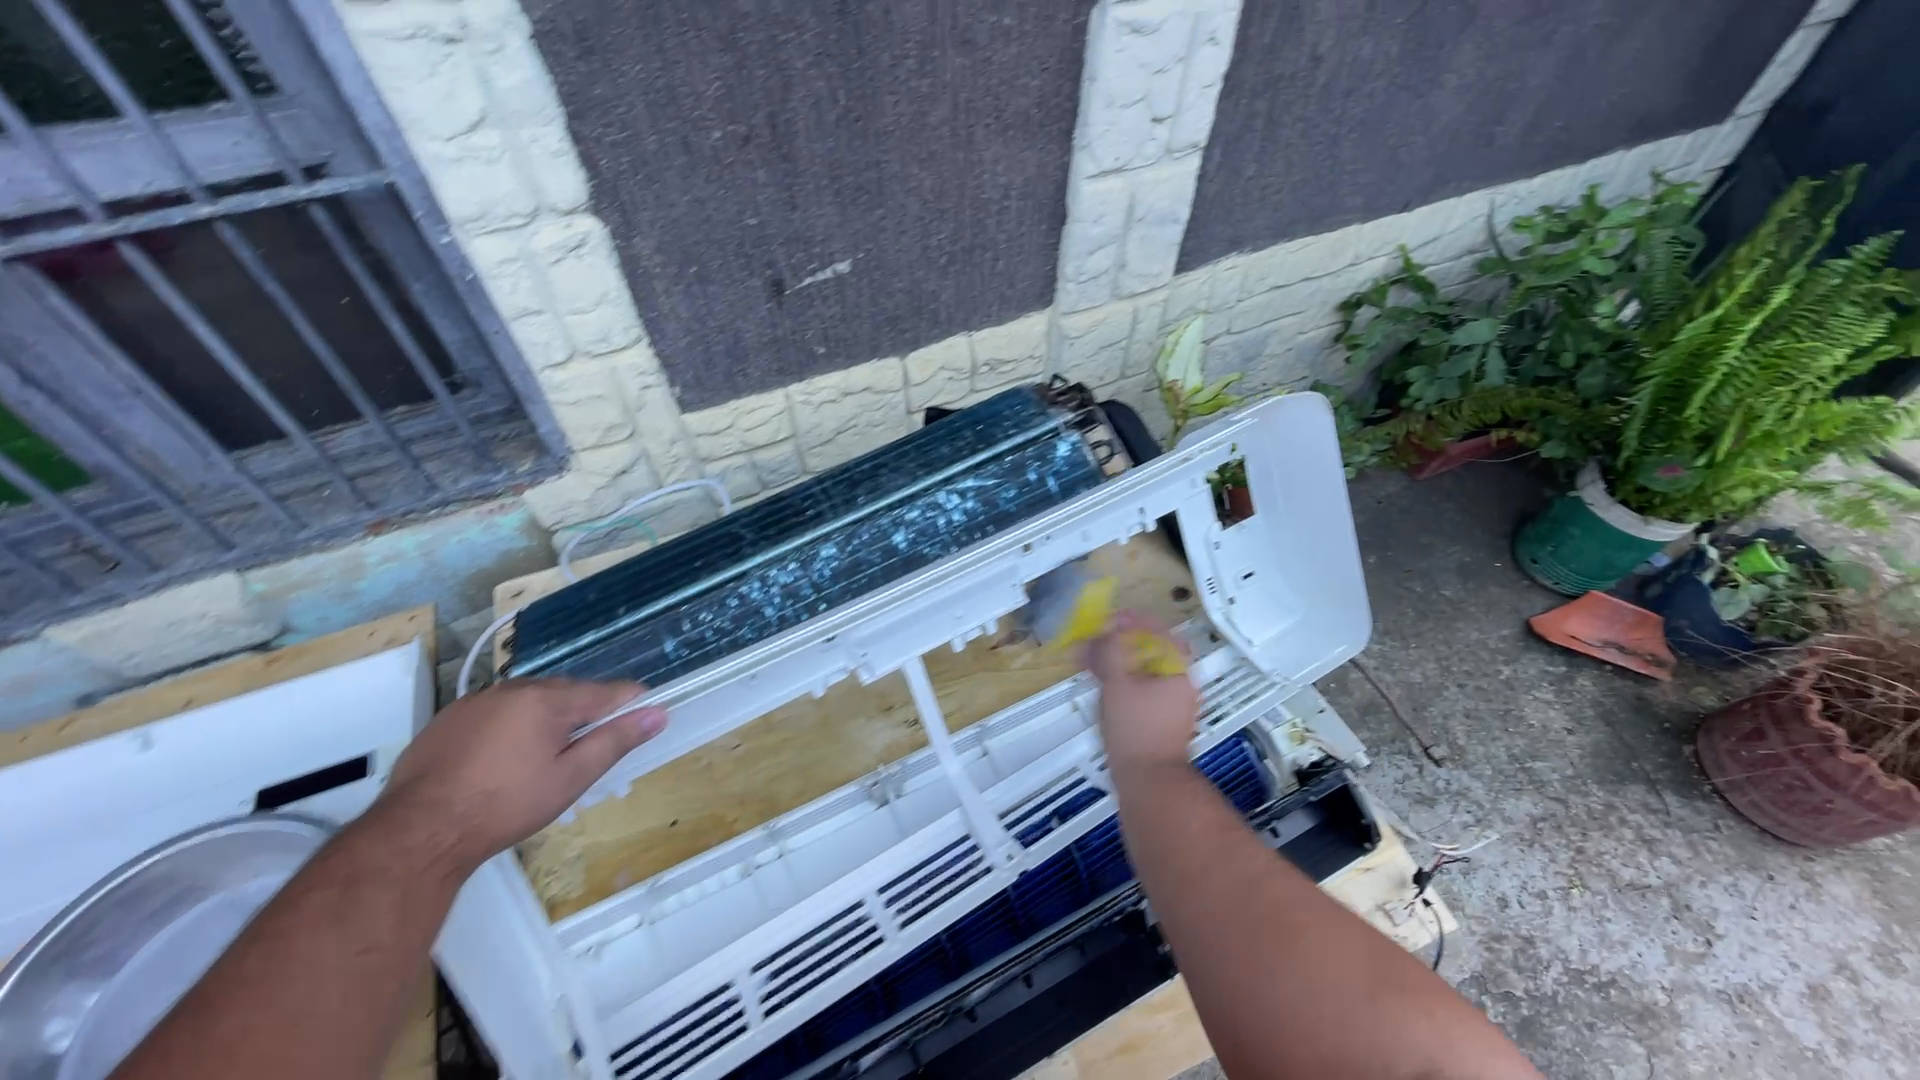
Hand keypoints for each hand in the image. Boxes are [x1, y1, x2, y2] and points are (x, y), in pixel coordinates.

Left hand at [374, 679, 667, 872]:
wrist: (419, 831)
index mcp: (545, 700)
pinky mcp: (448, 720)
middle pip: (564, 692)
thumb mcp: (570, 778)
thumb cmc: (505, 806)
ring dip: (547, 716)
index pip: (603, 692)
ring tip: (551, 751)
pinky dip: (512, 725)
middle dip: (585, 710)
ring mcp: (474, 702)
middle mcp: (511, 689)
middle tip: (595, 740)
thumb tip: (657, 714)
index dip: (628, 701)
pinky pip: (496, 711)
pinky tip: (506, 757)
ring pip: (527, 700)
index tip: (647, 711)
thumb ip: (614, 741)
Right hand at [1081, 610, 1198, 773]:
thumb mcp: (1118, 683)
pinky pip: (1140, 687)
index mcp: (1178, 670)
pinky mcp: (1160, 718)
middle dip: (1119, 641)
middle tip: (1094, 638)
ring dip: (1117, 659)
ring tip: (1089, 658)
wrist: (1148, 780)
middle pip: (1150, 650)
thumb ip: (1113, 650)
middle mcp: (1181, 683)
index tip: (1109, 618)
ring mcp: (1172, 703)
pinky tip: (1100, 681)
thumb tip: (1110, 630)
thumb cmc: (1135, 729)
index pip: (1159, 632)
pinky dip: (1121, 679)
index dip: (1133, 621)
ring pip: (1143, 670)